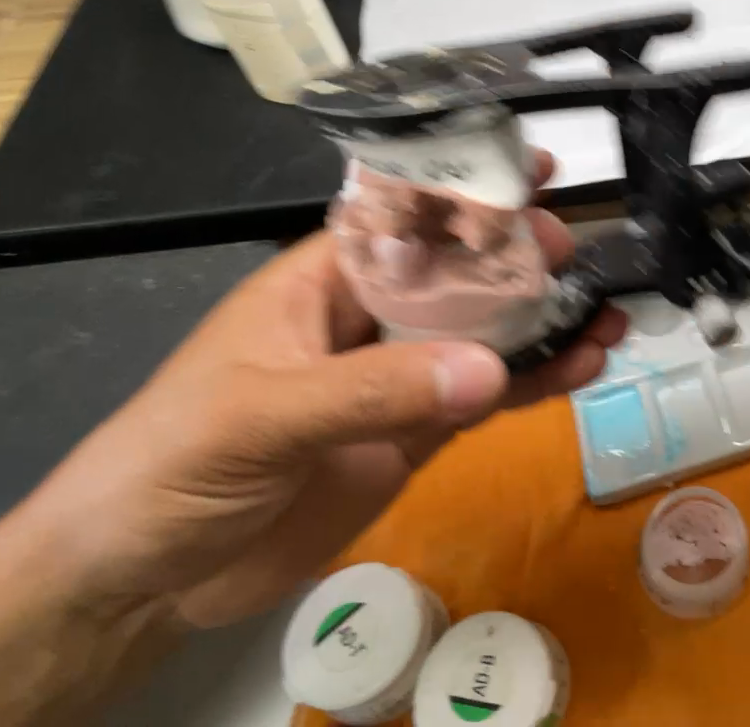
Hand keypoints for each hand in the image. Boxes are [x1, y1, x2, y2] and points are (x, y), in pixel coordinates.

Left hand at [3, 154, 625, 629]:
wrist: (142, 580)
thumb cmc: (169, 464)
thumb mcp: (260, 415)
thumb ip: (373, 391)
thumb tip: (487, 371)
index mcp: (324, 282)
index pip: (405, 217)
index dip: (467, 189)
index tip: (532, 169)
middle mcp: (372, 317)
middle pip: (462, 272)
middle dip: (521, 257)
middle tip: (578, 256)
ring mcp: (400, 376)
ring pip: (488, 334)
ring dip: (546, 324)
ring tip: (607, 316)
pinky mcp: (419, 431)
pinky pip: (489, 396)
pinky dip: (537, 382)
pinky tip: (582, 370)